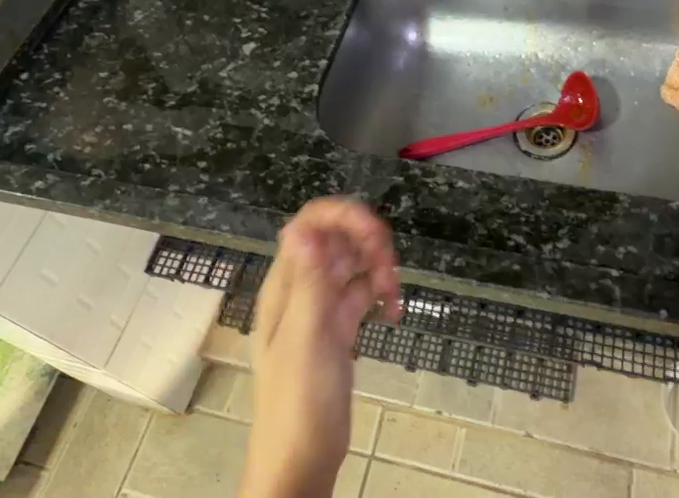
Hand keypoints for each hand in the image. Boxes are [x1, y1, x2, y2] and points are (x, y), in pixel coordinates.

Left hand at [238, 198, 401, 497]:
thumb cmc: (298, 406)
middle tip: (389, 266)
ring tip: (393, 292)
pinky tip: (392, 312)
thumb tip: (304, 228)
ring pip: (352, 264)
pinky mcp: (338, 330)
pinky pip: (361, 294)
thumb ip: (307, 283)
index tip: (374, 232)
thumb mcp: (305, 341)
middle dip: (367, 242)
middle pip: (335, 239)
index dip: (341, 216)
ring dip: (377, 267)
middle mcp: (301, 290)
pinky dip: (380, 294)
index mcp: (285, 286)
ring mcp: (321, 310)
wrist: (300, 464)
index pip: (308, 225)